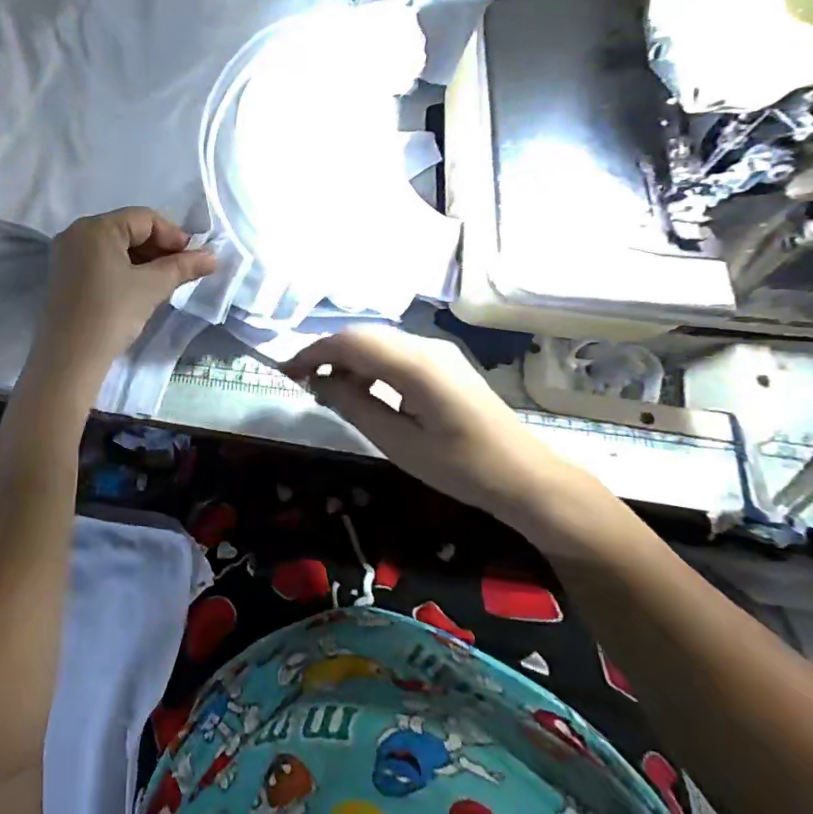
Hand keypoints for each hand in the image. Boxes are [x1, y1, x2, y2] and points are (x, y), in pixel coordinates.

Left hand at [35, 208, 216, 372]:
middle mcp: (76, 233)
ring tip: (165, 282)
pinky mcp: (63, 276)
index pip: (144, 218)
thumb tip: (212, 257)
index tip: (194, 258)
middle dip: (159, 248)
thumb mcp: (152, 287)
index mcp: (95, 227)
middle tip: (182, 271)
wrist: (71, 358)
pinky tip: (140, 288)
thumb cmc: (113, 313)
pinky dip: (123, 270)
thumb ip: (183, 267)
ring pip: (114, 247)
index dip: (173, 236)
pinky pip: (100, 262)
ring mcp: (66, 255)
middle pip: (128, 230)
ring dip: (143, 260)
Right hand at [281, 326, 612, 531]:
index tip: (286, 373)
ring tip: (327, 390)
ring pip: (378, 343)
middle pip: (363, 336)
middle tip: (301, 381)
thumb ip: (355, 406)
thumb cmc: (461, 467)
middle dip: (327, 353)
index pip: (352, 342)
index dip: (313, 352)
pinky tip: (361, 390)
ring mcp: (439, 353)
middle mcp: (427, 347)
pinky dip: (369, 366)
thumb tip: (319, 382)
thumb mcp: (398, 443)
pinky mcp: (444, 364)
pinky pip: (395, 354)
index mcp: (416, 365)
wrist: (526, 477)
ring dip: (348, 360)